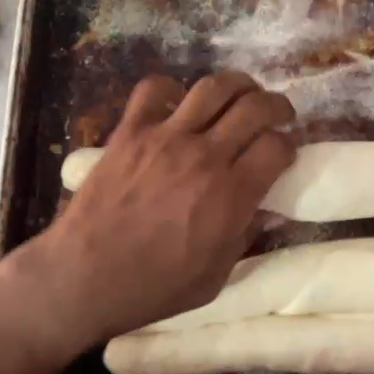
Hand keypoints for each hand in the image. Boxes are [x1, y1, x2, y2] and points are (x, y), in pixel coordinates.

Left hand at [7, 72, 296, 352]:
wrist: (84, 278)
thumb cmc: (153, 288)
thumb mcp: (215, 277)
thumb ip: (245, 237)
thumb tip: (267, 210)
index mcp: (231, 196)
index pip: (278, 147)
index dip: (289, 146)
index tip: (285, 152)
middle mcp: (205, 157)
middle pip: (255, 107)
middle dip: (276, 106)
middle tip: (278, 115)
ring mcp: (166, 138)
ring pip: (213, 87)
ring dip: (237, 85)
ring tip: (242, 94)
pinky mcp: (131, 131)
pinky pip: (154, 89)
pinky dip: (171, 88)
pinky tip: (178, 103)